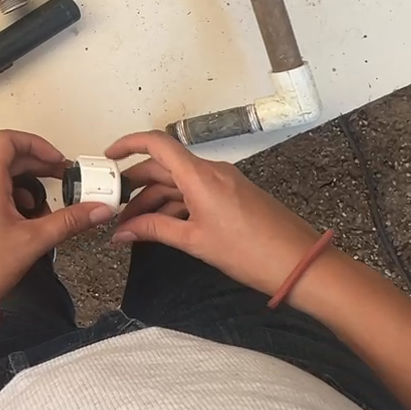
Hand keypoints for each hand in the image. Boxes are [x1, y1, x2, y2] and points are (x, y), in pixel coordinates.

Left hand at [0, 130, 115, 303]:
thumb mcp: (35, 240)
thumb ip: (70, 221)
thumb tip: (99, 209)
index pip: (7, 141)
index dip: (35, 143)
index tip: (56, 160)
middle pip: (10, 159)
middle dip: (40, 167)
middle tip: (64, 179)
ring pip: (6, 179)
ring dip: (31, 189)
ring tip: (48, 212)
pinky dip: (19, 202)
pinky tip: (32, 225)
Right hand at [104, 130, 326, 296]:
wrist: (302, 265)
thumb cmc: (252, 252)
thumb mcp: (195, 242)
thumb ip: (154, 231)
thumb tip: (122, 232)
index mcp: (199, 175)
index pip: (156, 144)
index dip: (128, 144)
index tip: (108, 157)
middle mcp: (211, 171)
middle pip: (162, 166)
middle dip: (135, 186)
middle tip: (114, 207)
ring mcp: (223, 182)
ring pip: (177, 182)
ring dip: (153, 200)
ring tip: (133, 226)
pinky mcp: (232, 195)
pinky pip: (194, 192)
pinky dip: (174, 205)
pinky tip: (161, 226)